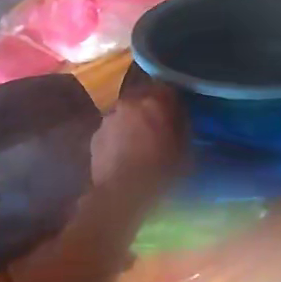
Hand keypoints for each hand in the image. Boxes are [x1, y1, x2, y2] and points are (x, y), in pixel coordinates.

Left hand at [88, 84, 185, 216]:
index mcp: (154, 103)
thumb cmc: (160, 171)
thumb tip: (180, 114)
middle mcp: (129, 103)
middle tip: (161, 126)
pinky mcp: (96, 134)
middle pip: (144, 97)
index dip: (174, 101)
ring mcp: (109, 117)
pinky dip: (121, 135)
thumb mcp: (184, 150)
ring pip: (127, 112)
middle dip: (152, 108)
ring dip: (135, 121)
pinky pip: (114, 128)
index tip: (179, 113)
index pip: (168, 89)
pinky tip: (126, 152)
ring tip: (142, 141)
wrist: (122, 192)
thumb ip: (182, 125)